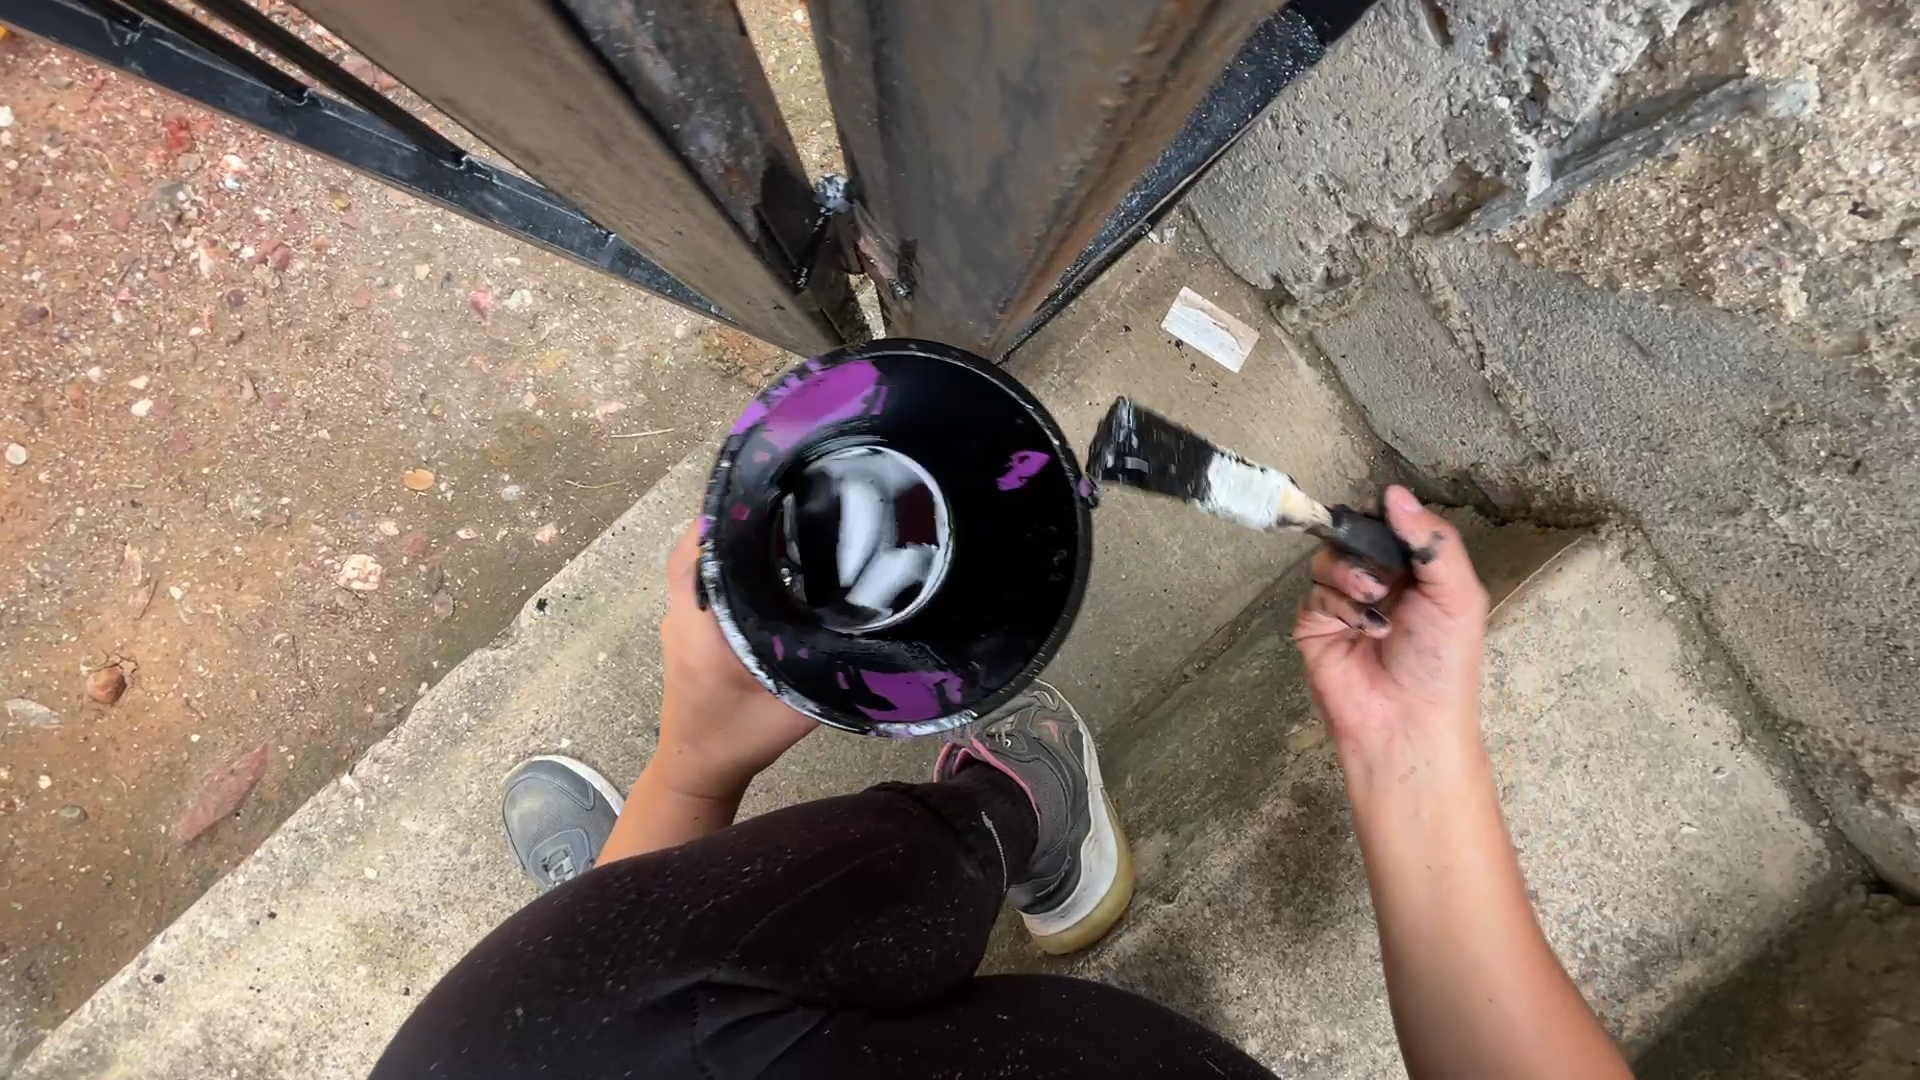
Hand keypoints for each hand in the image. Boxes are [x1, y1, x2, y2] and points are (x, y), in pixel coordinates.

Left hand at [653, 523, 816, 800]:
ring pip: (692, 558)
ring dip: (724, 536)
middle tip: (780, 497)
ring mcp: (677, 618)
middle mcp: (683, 616)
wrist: (696, 769)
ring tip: (773, 519)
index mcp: (705, 632)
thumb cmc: (742, 740)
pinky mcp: (681, 624)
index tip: (771, 496)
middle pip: (695, 547)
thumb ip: (825, 667)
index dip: (734, 521)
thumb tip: (867, 628)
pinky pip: (696, 576)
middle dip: (732, 517)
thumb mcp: (797, 707)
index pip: (705, 557)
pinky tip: (759, 555)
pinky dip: (719, 556)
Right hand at [1292, 486, 1490, 763]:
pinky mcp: (1313, 623)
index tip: (1377, 511)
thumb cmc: (1442, 661)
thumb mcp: (1457, 597)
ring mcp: (1341, 602)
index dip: (1380, 513)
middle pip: (1350, 536)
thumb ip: (1431, 542)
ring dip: (1350, 576)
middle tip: (1381, 571)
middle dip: (1362, 546)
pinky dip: (1337, 605)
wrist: (1407, 719)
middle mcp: (1375, 581)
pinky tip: (1362, 628)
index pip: (1388, 524)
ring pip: (1326, 560)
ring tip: (1374, 603)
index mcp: (1414, 571)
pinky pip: (1313, 594)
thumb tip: (1393, 492)